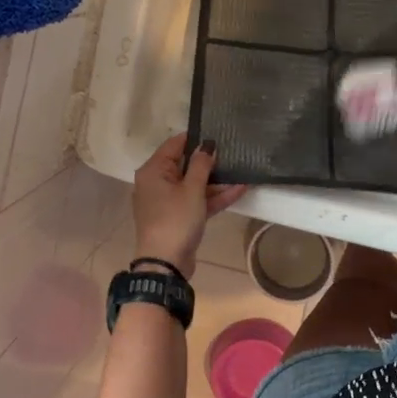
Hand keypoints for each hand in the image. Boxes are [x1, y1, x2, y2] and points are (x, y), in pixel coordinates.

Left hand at [132, 134, 246, 275]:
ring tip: (242, 170)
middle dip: (209, 161)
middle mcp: (157, 182)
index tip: (217, 132)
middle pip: (184, 164)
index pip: (174, 145)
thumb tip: (207, 144)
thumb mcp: (192, 189)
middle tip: (233, 149)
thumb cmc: (176, 219)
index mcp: (153, 171)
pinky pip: (196, 201)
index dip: (195, 138)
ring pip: (193, 184)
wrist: (166, 264)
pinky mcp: (178, 217)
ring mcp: (168, 201)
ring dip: (216, 181)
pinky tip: (239, 190)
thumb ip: (201, 164)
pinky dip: (213, 197)